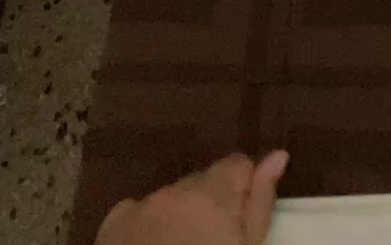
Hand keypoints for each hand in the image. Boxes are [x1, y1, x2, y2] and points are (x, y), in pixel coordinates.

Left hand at [95, 151, 289, 244]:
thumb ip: (261, 201)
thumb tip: (277, 155)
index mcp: (215, 195)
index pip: (238, 164)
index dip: (243, 189)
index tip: (239, 220)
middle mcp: (178, 190)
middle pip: (203, 181)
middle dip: (210, 204)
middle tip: (210, 243)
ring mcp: (142, 206)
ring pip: (172, 197)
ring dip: (180, 215)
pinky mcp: (112, 225)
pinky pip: (135, 209)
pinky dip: (146, 223)